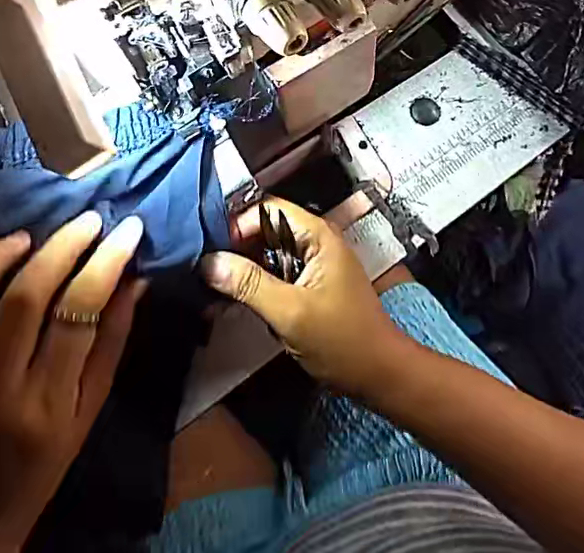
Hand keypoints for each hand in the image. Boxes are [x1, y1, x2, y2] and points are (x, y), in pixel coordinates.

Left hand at [0, 212, 147, 552]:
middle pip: (22, 300)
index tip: (127, 228)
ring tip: (23, 239)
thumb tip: (134, 276)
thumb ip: (112, 340)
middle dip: (61, 248)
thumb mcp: (91, 408)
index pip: (79, 314)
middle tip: (84, 221)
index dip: (106, 262)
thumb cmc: (40, 463)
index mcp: (44, 403)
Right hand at [200, 198, 411, 398]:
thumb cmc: (341, 340)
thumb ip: (250, 285)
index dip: (238, 224)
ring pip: (268, 253)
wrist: (377, 373)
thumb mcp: (290, 312)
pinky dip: (255, 285)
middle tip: (205, 272)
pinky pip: (276, 274)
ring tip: (212, 290)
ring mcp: (313, 263)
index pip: (269, 209)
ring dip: (243, 270)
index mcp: (318, 235)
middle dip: (236, 248)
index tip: (213, 251)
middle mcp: (315, 241)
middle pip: (266, 229)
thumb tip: (209, 262)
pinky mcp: (308, 285)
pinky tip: (233, 302)